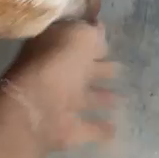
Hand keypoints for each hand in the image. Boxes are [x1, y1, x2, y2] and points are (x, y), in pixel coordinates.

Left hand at [0, 21, 118, 152]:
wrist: (37, 108)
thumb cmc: (58, 64)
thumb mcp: (79, 36)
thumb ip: (91, 32)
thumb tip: (99, 28)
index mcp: (52, 48)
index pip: (72, 41)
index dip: (89, 40)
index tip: (107, 41)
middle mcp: (53, 74)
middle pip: (79, 70)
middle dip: (98, 69)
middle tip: (119, 68)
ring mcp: (57, 103)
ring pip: (83, 99)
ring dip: (100, 98)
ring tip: (120, 98)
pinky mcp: (65, 129)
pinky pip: (86, 128)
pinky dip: (99, 129)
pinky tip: (114, 128)